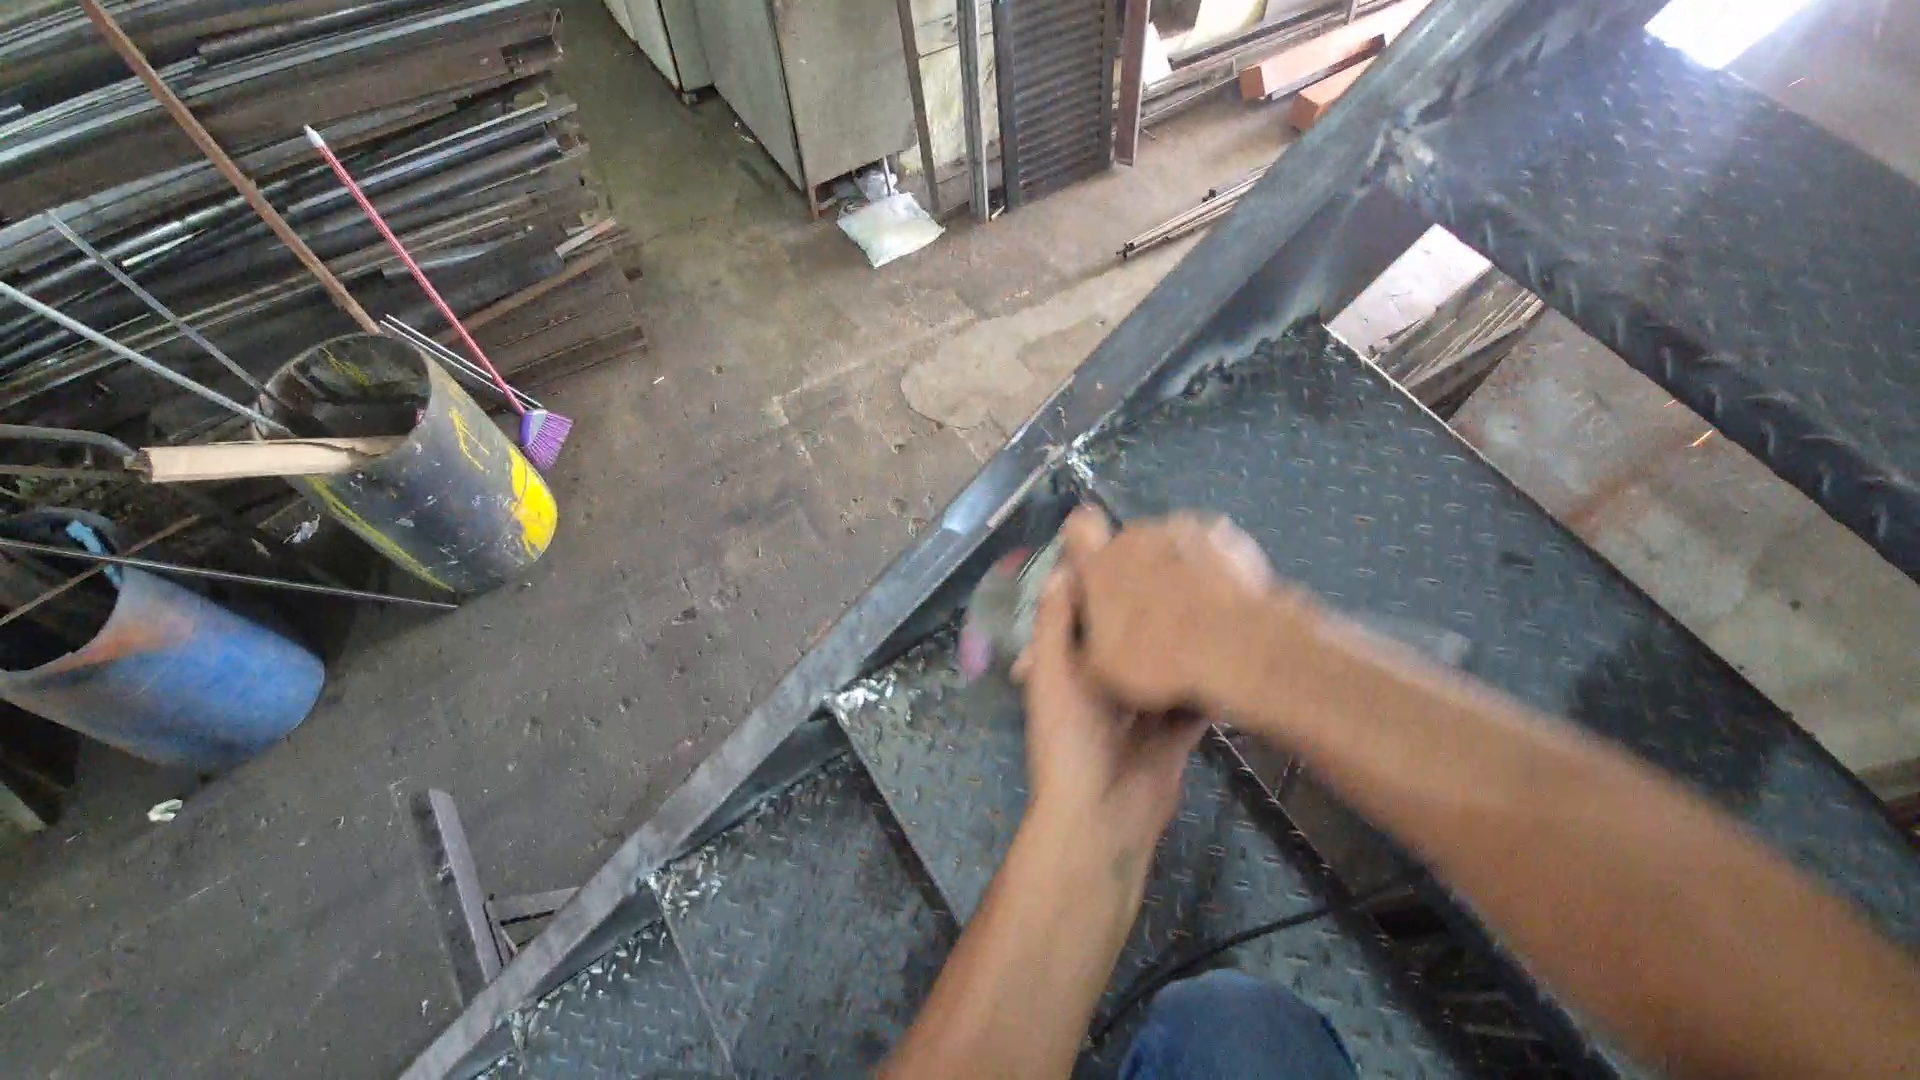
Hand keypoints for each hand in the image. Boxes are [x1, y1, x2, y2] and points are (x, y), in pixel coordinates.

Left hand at [1015, 566, 1206, 863]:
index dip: (1103, 586)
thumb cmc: (1070, 737)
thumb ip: (1056, 623)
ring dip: (1183, 645)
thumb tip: (1064, 567)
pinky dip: (1208, 685)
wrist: (1103, 816)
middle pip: (1129, 639)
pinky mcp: (1174, 734)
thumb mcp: (1053, 673)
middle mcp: (1104, 684)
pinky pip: (1194, 703)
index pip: (1085, 616)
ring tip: (1214, 603)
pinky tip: (1232, 651)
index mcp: (1069, 667)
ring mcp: (1142, 710)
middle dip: (1151, 613)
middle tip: (1187, 570)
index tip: (1131, 546)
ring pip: (1165, 667)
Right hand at [1058, 507, 1293, 711]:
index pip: (1078, 528)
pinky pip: (1205, 546)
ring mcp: (1180, 531)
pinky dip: (1208, 564)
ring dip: (1173, 566)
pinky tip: (1220, 597)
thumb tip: (1079, 634)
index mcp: (1099, 566)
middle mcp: (1135, 538)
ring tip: (1193, 608)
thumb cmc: (1158, 661)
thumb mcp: (1100, 671)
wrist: (1233, 647)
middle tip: (1152, 608)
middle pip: (1128, 544)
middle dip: (1136, 568)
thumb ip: (1083, 640)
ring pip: (1168, 544)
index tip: (1095, 561)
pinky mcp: (1221, 534)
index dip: (1084, 540)